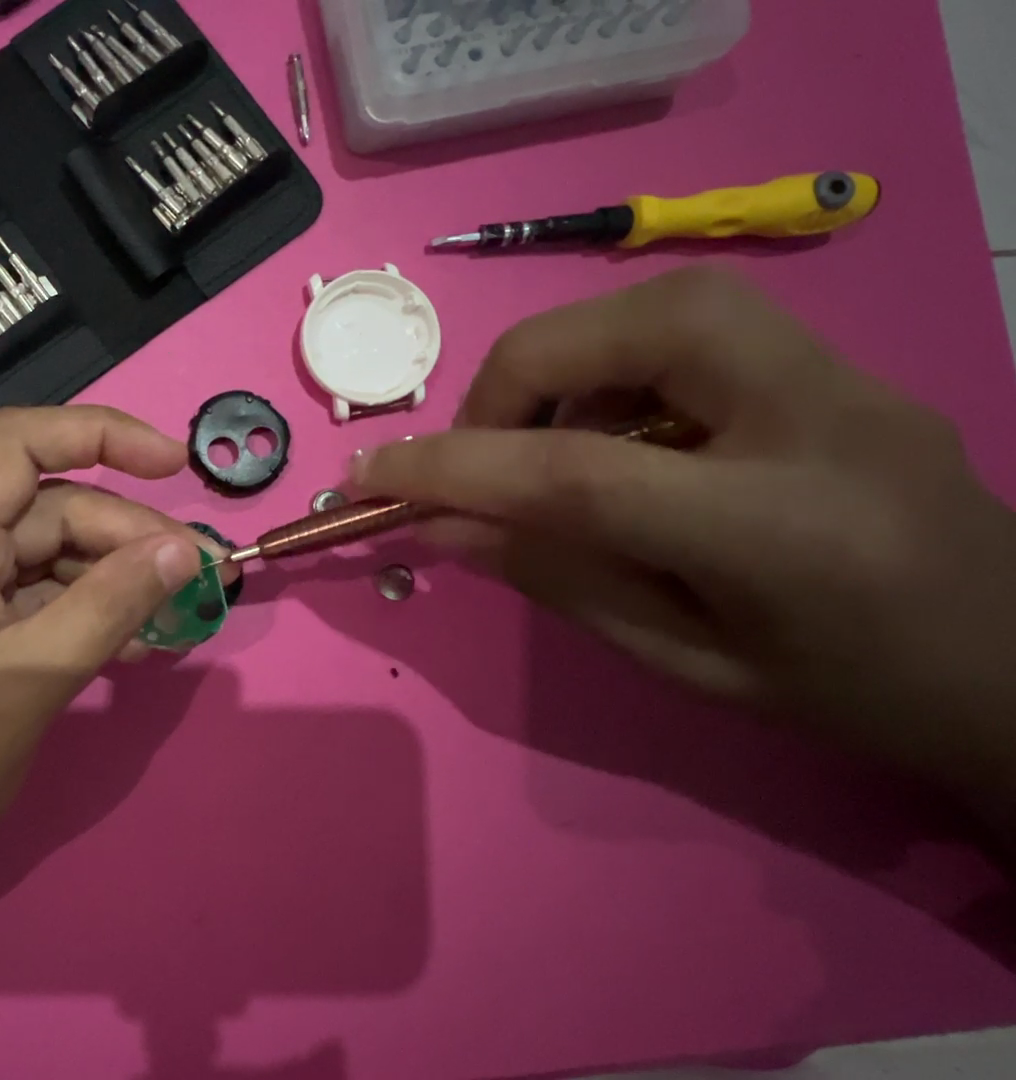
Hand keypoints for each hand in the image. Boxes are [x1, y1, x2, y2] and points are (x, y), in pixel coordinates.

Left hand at [0, 405, 228, 930]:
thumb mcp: (31, 679)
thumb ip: (108, 607)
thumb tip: (181, 551)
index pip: (20, 444)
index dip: (100, 434)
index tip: (173, 465)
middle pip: (52, 509)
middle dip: (129, 535)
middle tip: (202, 579)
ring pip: (53, 560)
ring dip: (117, 580)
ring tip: (180, 618)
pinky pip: (41, 606)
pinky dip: (90, 616)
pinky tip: (138, 647)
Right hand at [348, 267, 1015, 815]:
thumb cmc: (848, 696)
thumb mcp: (682, 664)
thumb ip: (557, 579)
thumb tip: (442, 524)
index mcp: (780, 533)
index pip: (577, 472)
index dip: (452, 466)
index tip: (367, 476)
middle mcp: (824, 423)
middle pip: (642, 328)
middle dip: (521, 375)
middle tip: (482, 449)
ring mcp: (847, 378)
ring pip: (668, 302)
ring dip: (568, 359)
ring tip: (538, 439)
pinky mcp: (839, 365)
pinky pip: (696, 326)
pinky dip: (614, 363)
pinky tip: (609, 432)